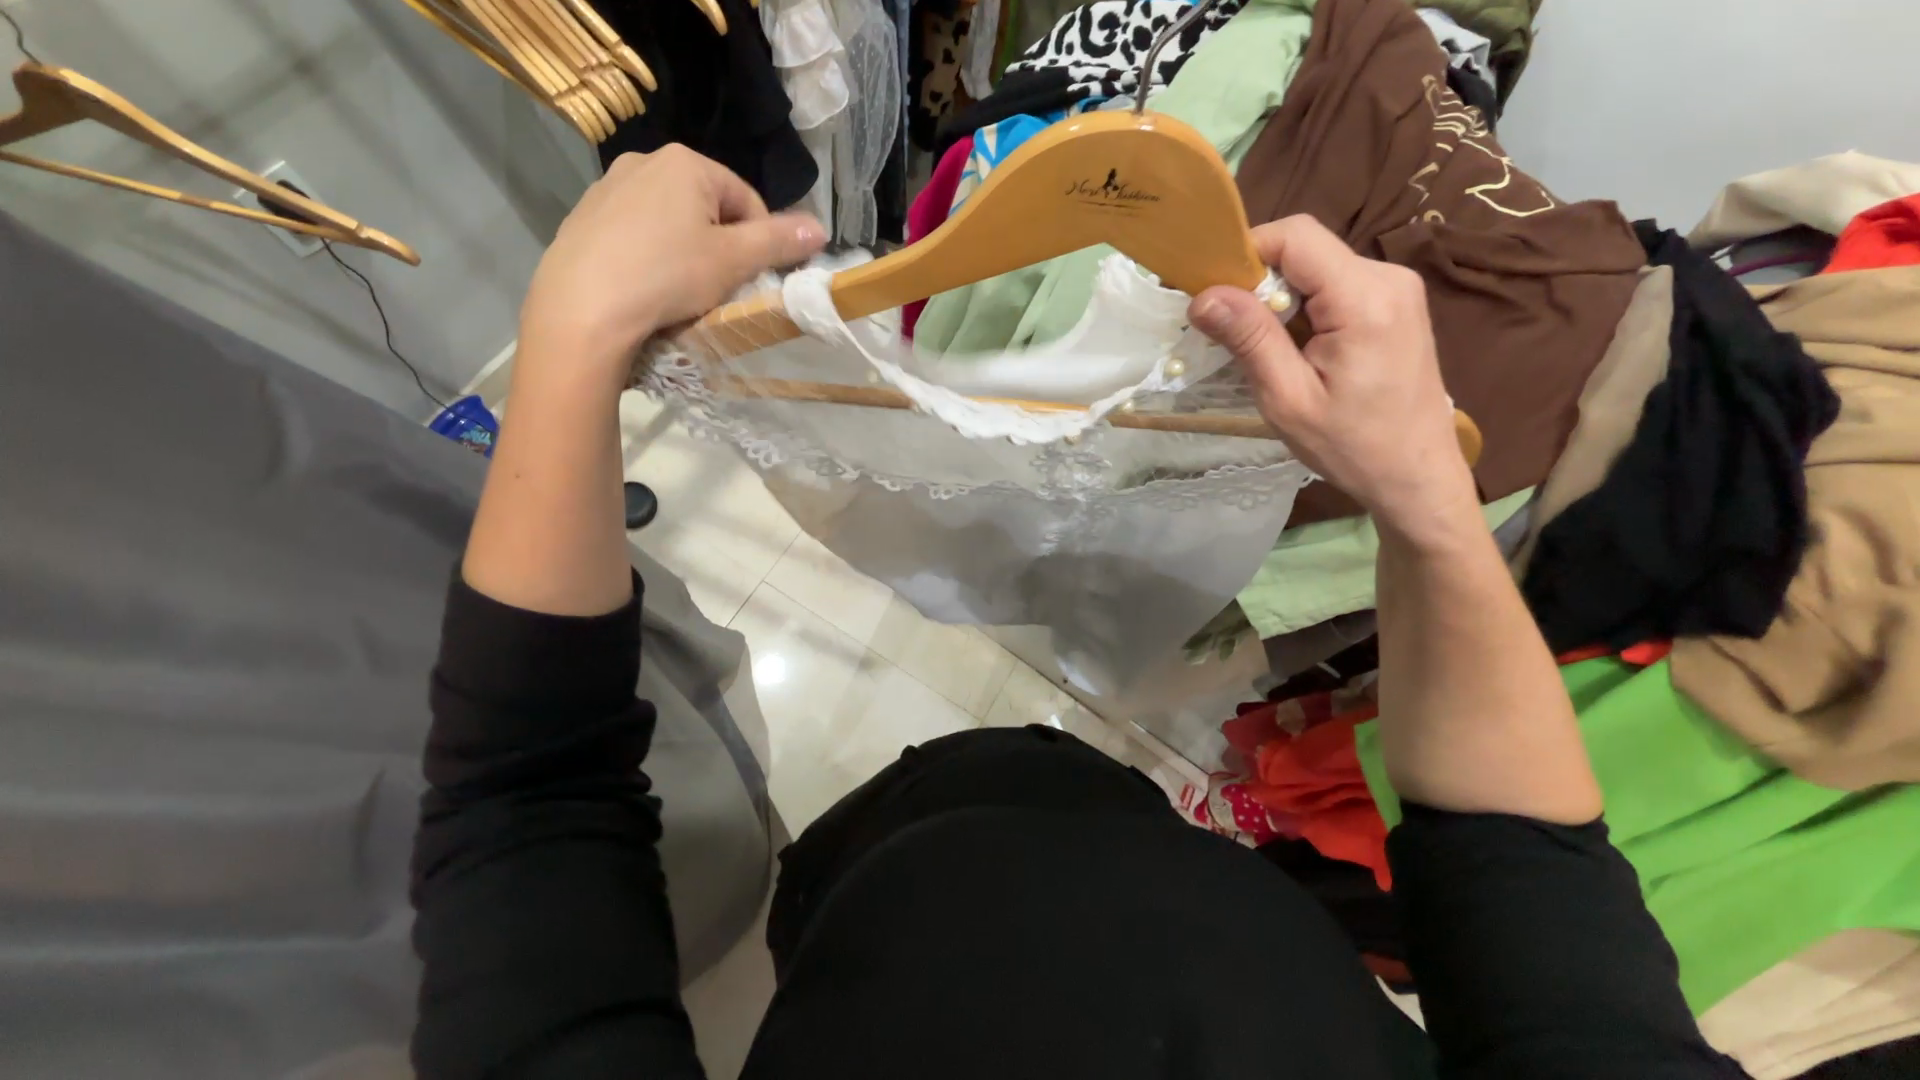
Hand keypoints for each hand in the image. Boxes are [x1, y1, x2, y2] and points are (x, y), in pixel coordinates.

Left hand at [516, 146, 827, 387]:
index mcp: (686, 163)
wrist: (582, 310)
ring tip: (681, 293)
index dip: (759, 243)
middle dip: (720, 247)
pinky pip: (635, 236)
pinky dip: (650, 258)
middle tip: (719, 289)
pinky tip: (646, 290)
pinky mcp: (583, 219)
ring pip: (670, 222)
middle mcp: (644, 161)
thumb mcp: (734, 261)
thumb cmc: (667, 277)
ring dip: (686, 253)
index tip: (751, 279)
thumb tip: (821, 228)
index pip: (747, 200)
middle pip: (707, 208)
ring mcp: (607, 189)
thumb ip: (779, 241)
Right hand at [1189, 215, 1478, 542]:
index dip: (1247, 252)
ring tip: (1264, 349)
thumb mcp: (1288, 399)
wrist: (1417, 475)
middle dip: (1259, 281)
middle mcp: (1387, 277)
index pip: (1295, 236)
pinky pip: (1335, 285)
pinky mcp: (1394, 304)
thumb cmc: (1351, 446)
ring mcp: (1396, 288)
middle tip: (1231, 332)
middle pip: (1305, 249)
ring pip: (1317, 268)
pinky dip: (1303, 308)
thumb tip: (1203, 295)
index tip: (1214, 293)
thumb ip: (1250, 339)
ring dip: (1280, 299)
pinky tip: (1295, 350)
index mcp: (1365, 298)